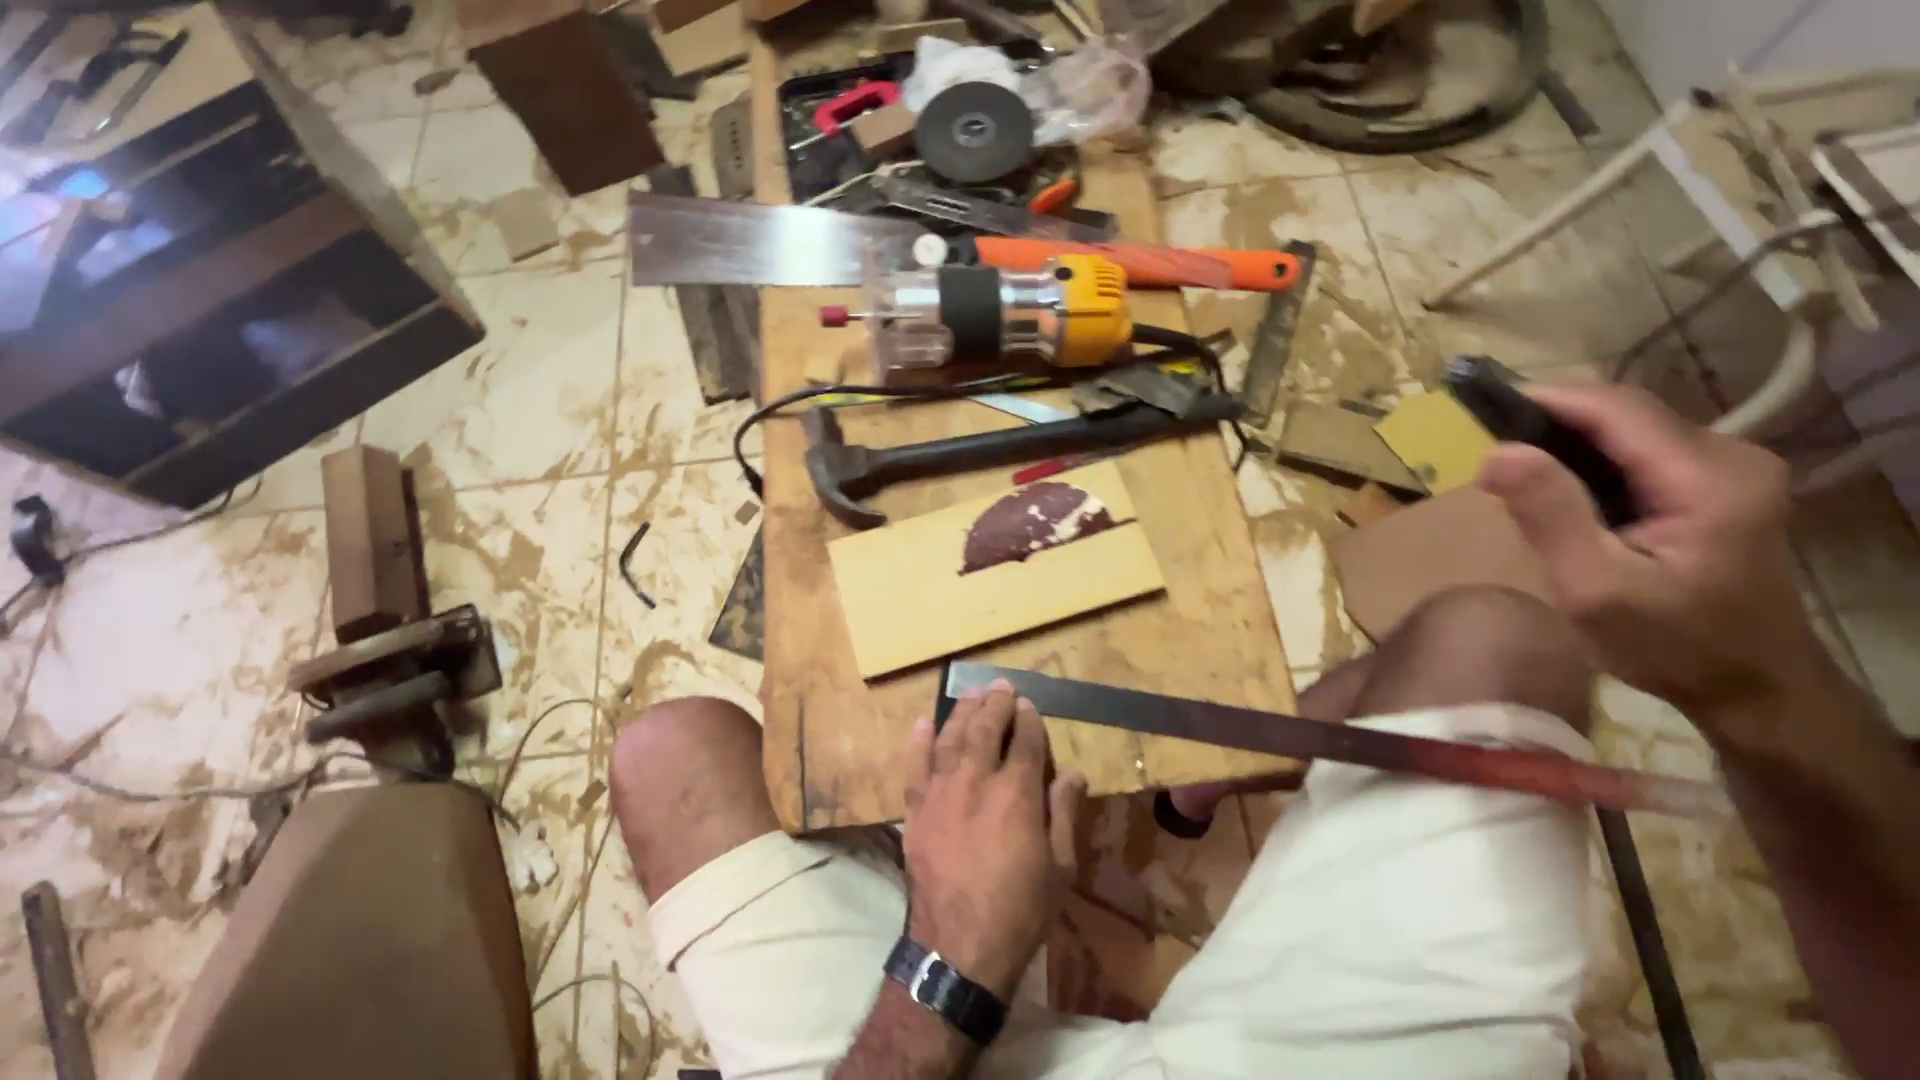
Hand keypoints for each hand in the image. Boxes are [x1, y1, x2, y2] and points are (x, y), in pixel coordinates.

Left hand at [901, 680, 1085, 999]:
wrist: (958, 944)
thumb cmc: (1020, 909)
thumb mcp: (1060, 866)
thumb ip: (1064, 813)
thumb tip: (1075, 772)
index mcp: (1017, 792)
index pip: (1025, 741)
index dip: (1029, 720)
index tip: (1030, 705)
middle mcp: (976, 780)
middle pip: (985, 729)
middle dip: (995, 704)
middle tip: (1001, 686)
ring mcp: (940, 792)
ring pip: (950, 737)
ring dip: (961, 711)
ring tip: (970, 693)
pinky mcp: (915, 809)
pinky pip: (914, 765)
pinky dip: (918, 741)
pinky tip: (922, 723)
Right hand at [1477, 384, 1829, 732]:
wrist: (1753, 687)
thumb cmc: (1670, 646)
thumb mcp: (1594, 589)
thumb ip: (1550, 515)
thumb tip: (1496, 452)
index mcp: (1709, 478)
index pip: (1618, 409)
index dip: (1549, 399)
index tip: (1483, 407)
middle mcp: (1732, 457)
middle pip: (1628, 413)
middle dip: (1556, 421)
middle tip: (1490, 444)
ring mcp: (1733, 469)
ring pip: (1635, 430)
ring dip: (1573, 440)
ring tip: (1515, 464)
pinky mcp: (1722, 486)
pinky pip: (1646, 452)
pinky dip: (1597, 459)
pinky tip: (1563, 487)